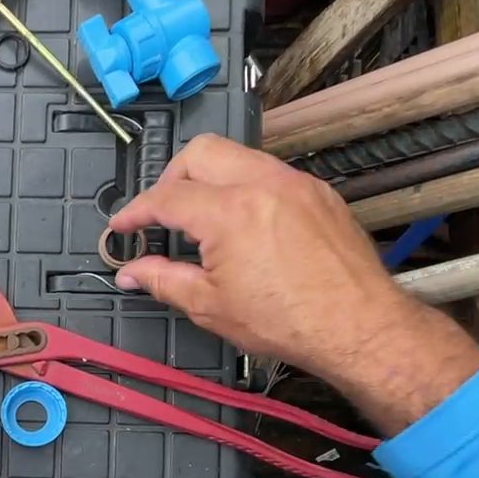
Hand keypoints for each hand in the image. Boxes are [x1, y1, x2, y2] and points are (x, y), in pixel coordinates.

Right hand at [108, 135, 478, 434]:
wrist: (356, 325)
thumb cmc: (289, 321)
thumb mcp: (208, 306)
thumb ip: (162, 279)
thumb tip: (132, 272)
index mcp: (231, 213)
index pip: (167, 196)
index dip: (136, 211)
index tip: (123, 225)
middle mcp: (264, 185)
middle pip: (200, 152)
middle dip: (170, 178)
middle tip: (160, 213)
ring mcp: (295, 184)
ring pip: (237, 156)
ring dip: (208, 179)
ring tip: (199, 219)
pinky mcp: (317, 193)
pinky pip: (268, 173)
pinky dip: (243, 187)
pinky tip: (240, 225)